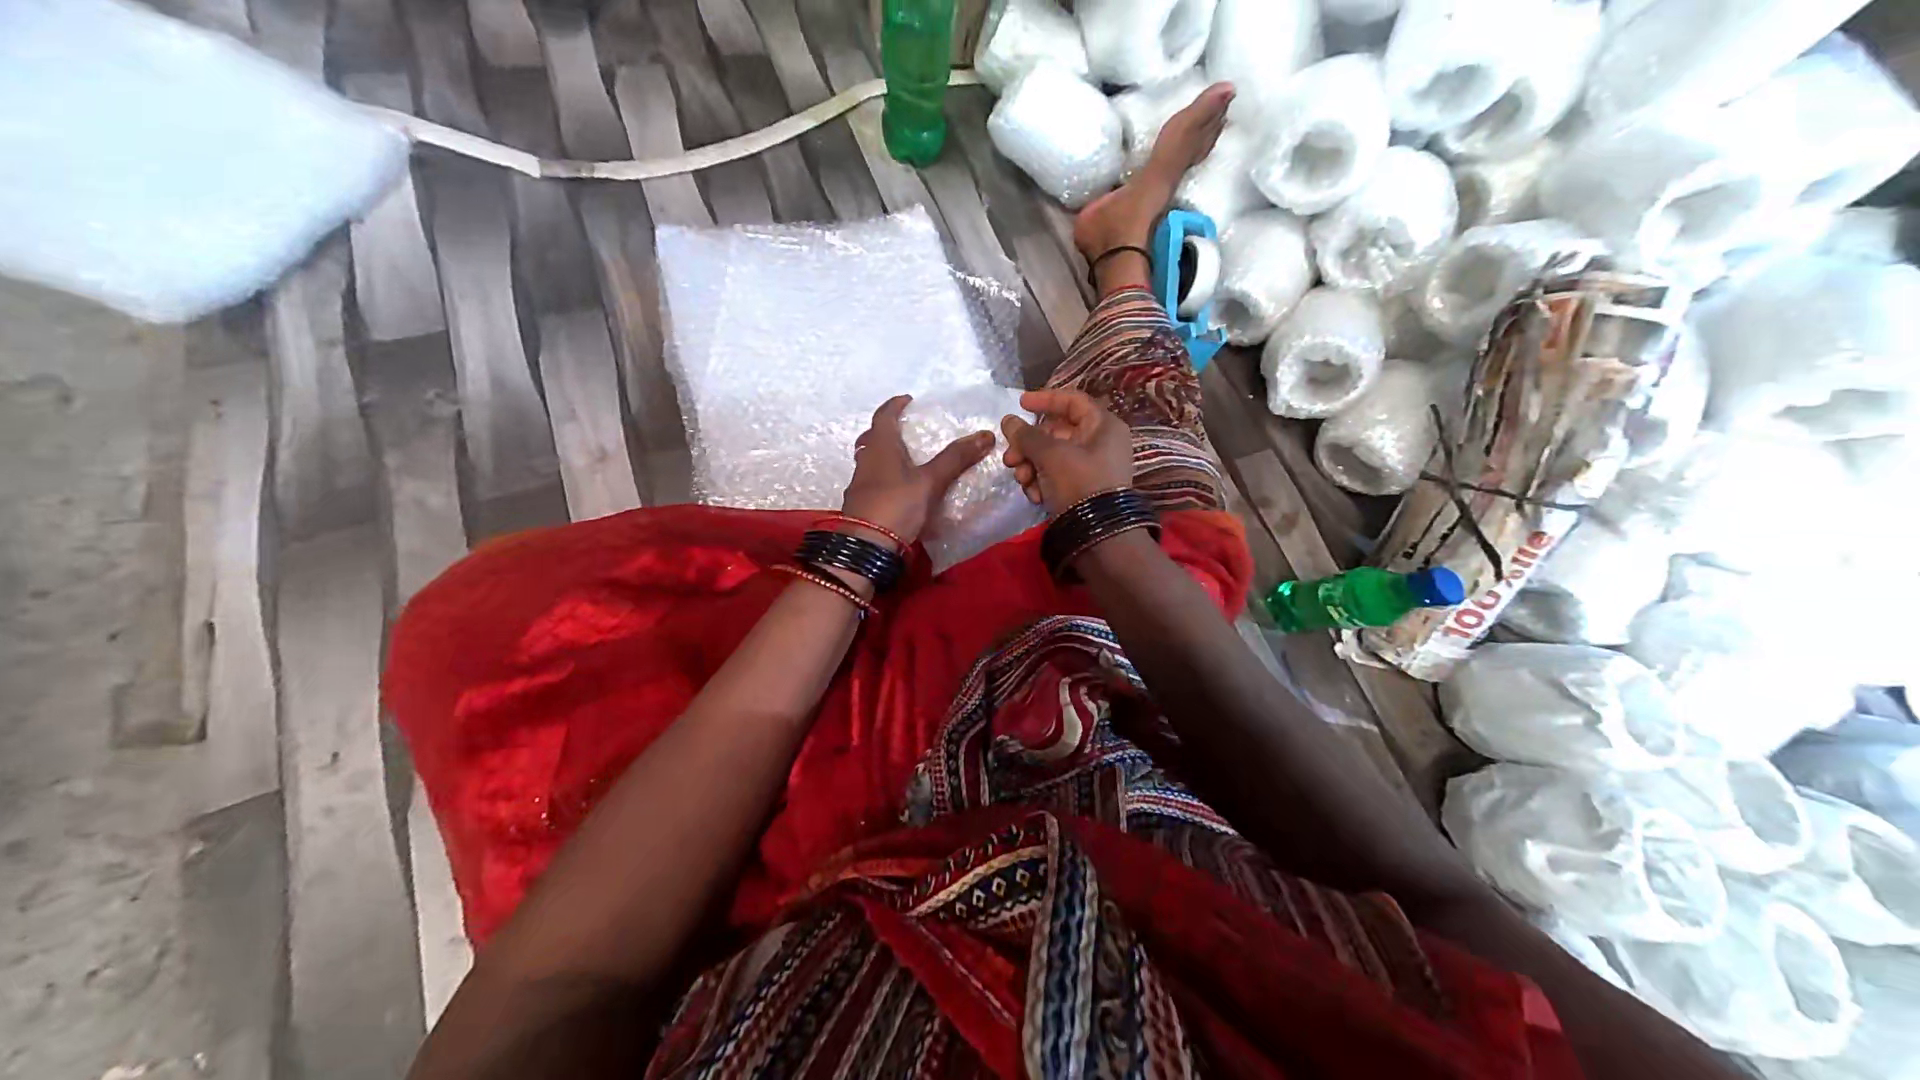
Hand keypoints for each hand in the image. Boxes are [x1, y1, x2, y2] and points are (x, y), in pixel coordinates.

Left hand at [841, 394, 994, 544]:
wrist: (866, 545)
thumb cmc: (897, 505)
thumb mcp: (931, 481)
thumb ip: (956, 458)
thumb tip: (985, 434)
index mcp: (880, 447)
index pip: (883, 416)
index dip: (894, 405)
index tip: (906, 400)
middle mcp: (865, 461)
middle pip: (871, 438)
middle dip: (886, 430)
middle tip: (903, 429)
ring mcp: (859, 484)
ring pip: (869, 460)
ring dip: (883, 455)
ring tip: (903, 459)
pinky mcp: (860, 505)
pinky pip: (871, 481)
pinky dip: (883, 477)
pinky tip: (896, 487)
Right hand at [1001, 389, 1134, 514]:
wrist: (1099, 535)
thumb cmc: (1080, 483)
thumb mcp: (1051, 455)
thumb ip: (1026, 435)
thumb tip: (1008, 420)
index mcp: (1103, 426)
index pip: (1073, 401)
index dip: (1045, 399)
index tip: (1020, 404)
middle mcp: (1100, 443)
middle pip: (1057, 432)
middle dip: (1029, 445)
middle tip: (1010, 458)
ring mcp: (1092, 467)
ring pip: (1052, 456)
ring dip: (1031, 466)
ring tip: (1021, 480)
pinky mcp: (1083, 488)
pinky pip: (1057, 476)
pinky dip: (1042, 482)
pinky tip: (1034, 495)